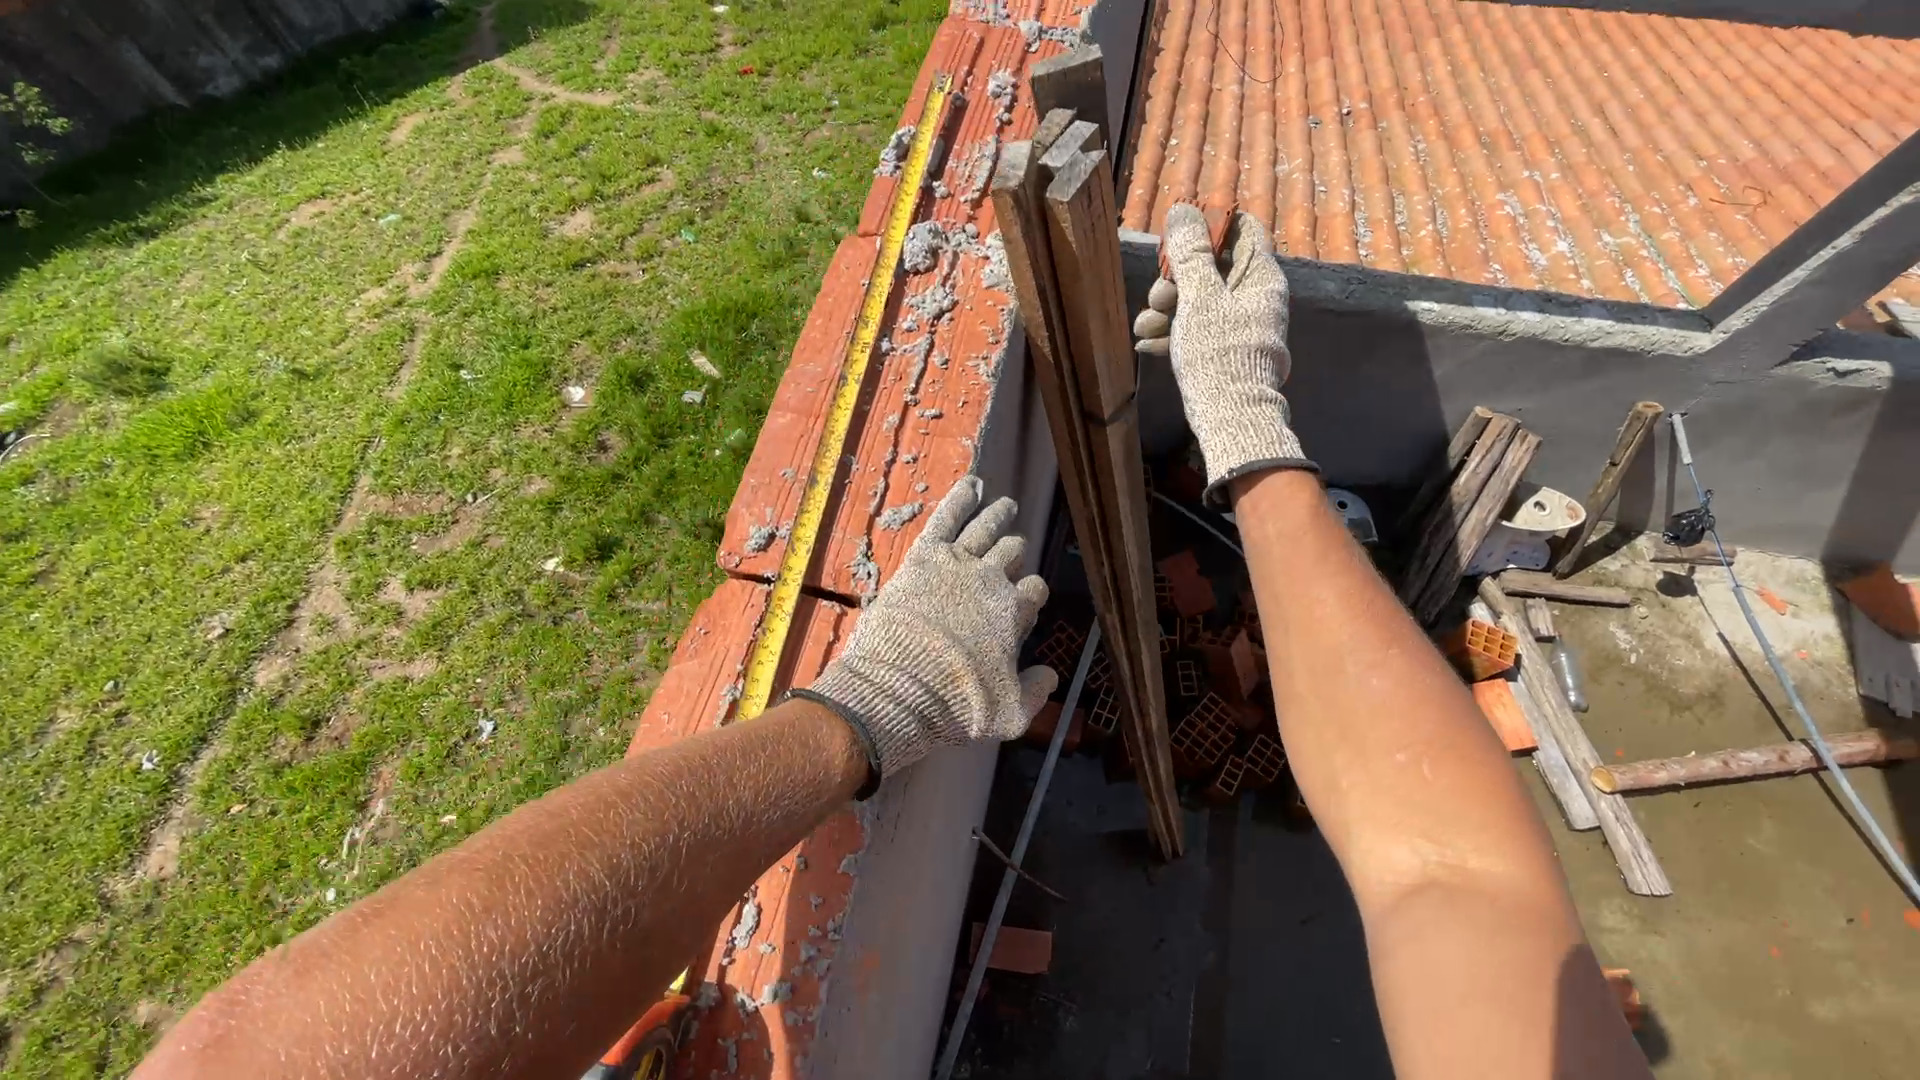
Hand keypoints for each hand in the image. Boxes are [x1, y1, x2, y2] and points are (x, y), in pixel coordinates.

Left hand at [796, 477, 1057, 789]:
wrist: (900, 688)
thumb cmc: (956, 703)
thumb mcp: (1008, 714)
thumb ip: (1034, 692)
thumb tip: (1048, 675)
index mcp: (1013, 613)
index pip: (1034, 590)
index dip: (1030, 595)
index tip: (1022, 602)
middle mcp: (991, 582)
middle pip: (1012, 555)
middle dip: (1015, 552)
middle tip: (1013, 549)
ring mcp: (957, 565)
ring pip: (987, 530)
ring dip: (999, 515)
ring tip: (1006, 504)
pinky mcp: (924, 557)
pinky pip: (946, 519)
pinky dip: (961, 498)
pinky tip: (972, 484)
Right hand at [1150, 203, 1314, 505]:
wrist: (1228, 415)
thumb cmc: (1219, 352)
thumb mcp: (1199, 298)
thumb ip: (1190, 254)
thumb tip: (1184, 210)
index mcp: (1259, 277)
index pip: (1241, 231)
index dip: (1209, 229)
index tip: (1179, 243)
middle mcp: (1253, 297)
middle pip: (1211, 267)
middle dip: (1175, 279)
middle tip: (1158, 298)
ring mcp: (1238, 325)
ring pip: (1197, 300)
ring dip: (1166, 309)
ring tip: (1146, 327)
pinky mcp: (1222, 349)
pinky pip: (1196, 328)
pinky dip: (1172, 331)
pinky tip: (1148, 343)